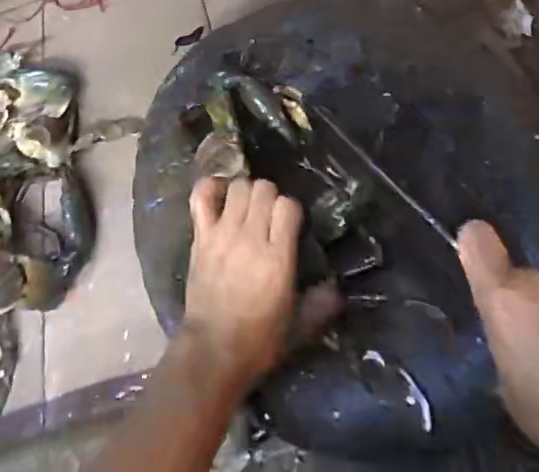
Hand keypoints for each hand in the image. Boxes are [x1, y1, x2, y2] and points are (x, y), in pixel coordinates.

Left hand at [181, 178, 303, 391]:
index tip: (292, 225)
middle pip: (263, 188)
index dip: (292, 210)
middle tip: (270, 216)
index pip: (288, 206)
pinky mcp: (200, 237)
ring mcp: (222, 234)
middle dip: (271, 196)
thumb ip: (322, 304)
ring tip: (248, 209)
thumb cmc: (260, 341)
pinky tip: (220, 197)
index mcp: (278, 257)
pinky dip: (210, 188)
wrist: (213, 351)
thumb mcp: (299, 327)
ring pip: (237, 186)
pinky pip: (201, 196)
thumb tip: (338, 288)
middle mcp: (250, 238)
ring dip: (246, 192)